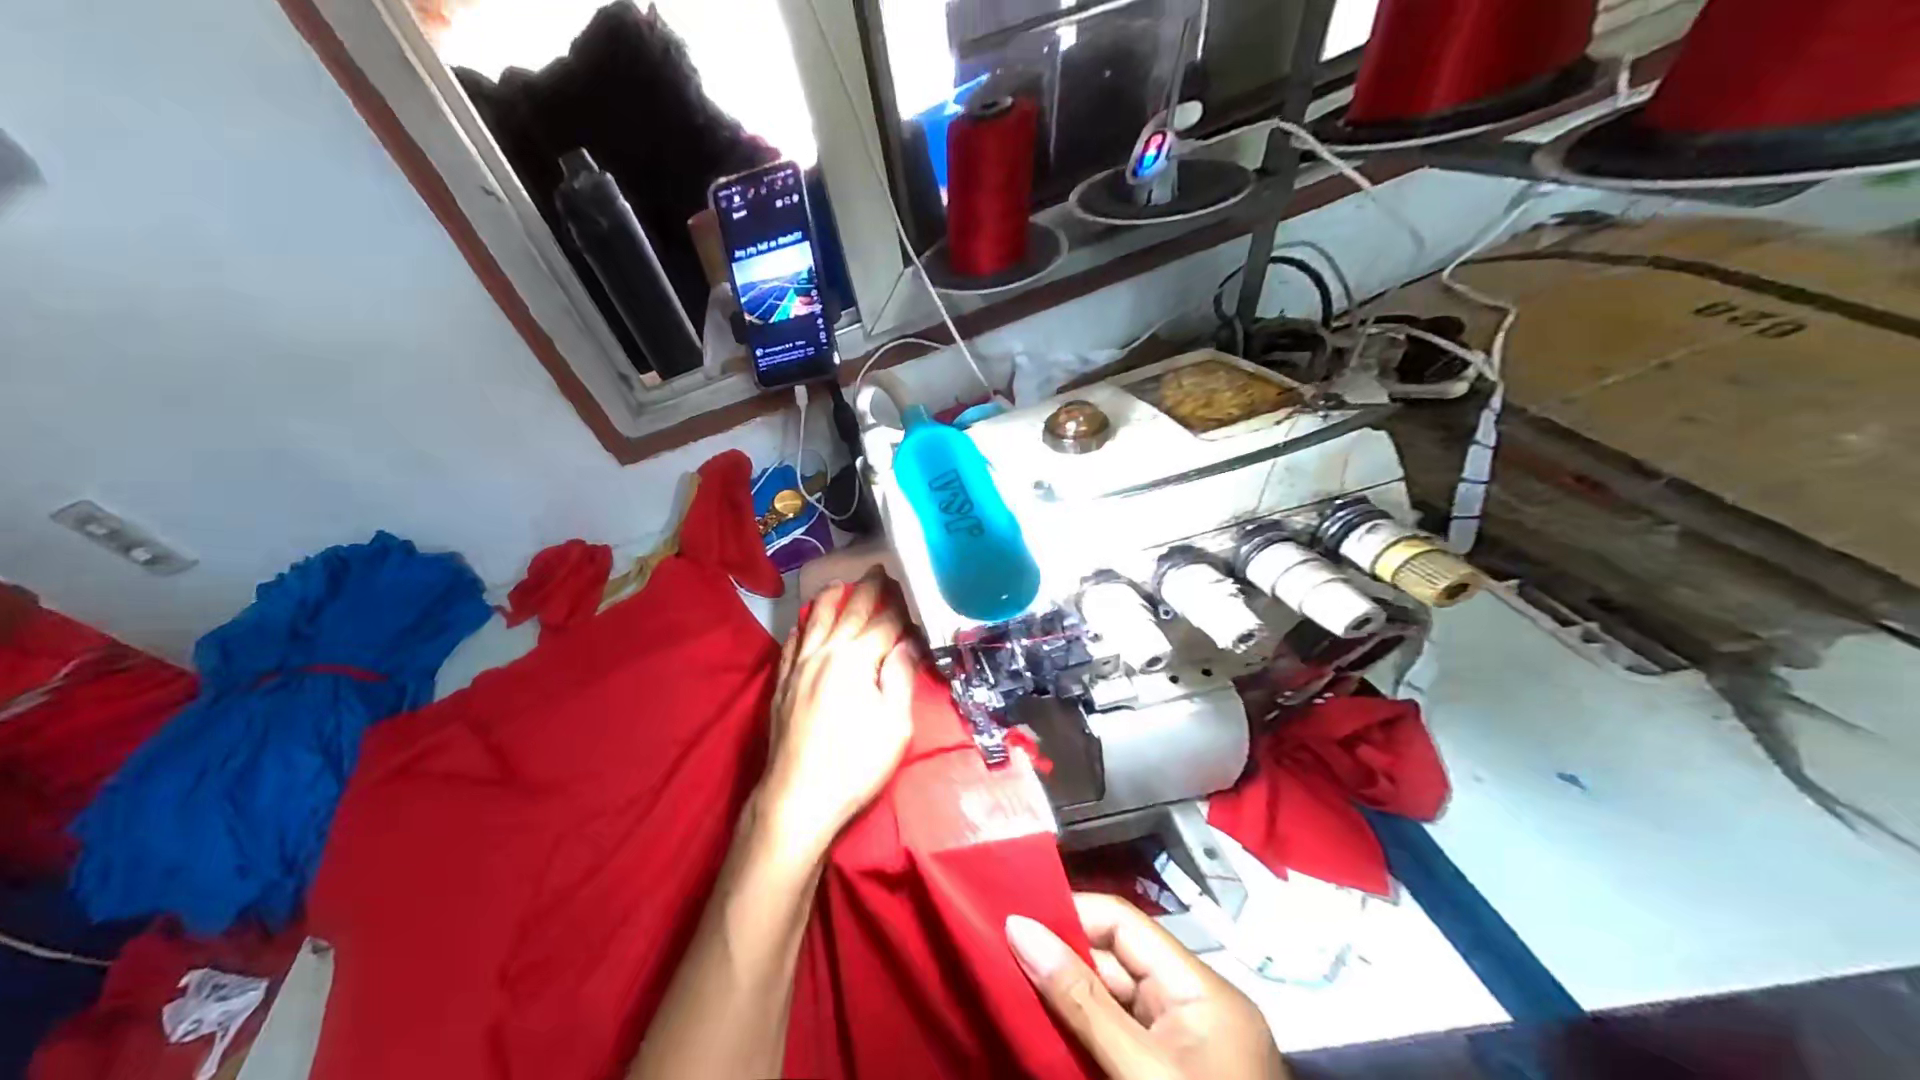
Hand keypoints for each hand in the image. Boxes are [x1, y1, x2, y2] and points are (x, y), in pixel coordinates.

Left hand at [759, 568, 918, 851]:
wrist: (798, 797)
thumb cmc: (855, 764)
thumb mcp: (894, 724)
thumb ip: (900, 676)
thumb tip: (908, 642)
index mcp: (857, 660)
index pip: (884, 624)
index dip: (900, 609)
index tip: (910, 592)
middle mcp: (825, 653)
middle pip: (849, 614)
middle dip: (867, 590)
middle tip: (877, 570)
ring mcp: (799, 668)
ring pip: (814, 622)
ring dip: (828, 599)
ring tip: (838, 583)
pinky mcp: (781, 685)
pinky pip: (790, 644)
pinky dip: (799, 628)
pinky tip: (802, 623)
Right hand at [1007, 893, 1286, 1079]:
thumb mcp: (1140, 1070)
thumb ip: (1082, 1002)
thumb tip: (1019, 927)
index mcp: (1200, 988)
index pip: (1125, 923)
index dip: (1070, 916)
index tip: (1014, 923)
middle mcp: (1194, 1006)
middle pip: (1116, 962)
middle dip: (1062, 961)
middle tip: (1001, 961)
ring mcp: (1185, 1047)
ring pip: (1113, 1003)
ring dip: (1067, 1001)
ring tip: (1011, 993)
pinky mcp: (1171, 1076)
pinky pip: (1120, 1038)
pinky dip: (1084, 1036)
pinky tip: (1044, 1036)